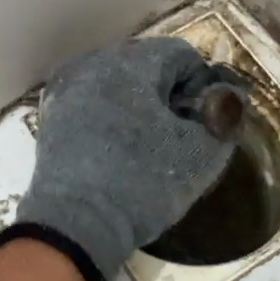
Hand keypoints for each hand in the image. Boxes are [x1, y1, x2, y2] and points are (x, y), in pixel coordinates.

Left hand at [0, 36, 250, 280]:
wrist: (75, 224)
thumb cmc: (142, 183)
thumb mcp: (201, 153)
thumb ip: (224, 114)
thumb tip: (228, 93)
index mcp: (131, 60)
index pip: (182, 56)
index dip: (201, 89)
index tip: (201, 125)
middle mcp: (94, 61)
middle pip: (147, 65)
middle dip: (167, 94)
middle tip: (177, 137)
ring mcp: (67, 87)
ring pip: (118, 83)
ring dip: (138, 105)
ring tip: (146, 146)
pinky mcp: (51, 114)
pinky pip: (93, 102)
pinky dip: (110, 116)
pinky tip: (116, 150)